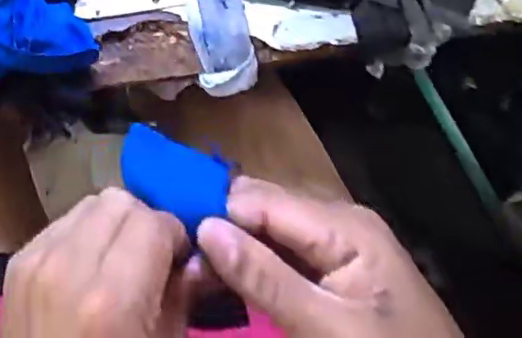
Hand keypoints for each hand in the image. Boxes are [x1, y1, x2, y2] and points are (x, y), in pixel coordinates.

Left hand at [1, 188, 195, 337]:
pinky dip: (83, 235)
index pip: (152, 222)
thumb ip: (181, 301)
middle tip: (156, 260)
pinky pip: (61, 223)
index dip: (176, 238)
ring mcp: (35, 258)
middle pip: (118, 201)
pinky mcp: (17, 261)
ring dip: (112, 225)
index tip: (184, 262)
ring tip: (123, 263)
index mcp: (109, 299)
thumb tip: (201, 258)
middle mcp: (67, 265)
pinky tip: (90, 271)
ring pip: (88, 204)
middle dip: (144, 224)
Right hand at [197, 178, 460, 337]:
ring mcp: (340, 243)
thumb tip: (202, 226)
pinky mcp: (339, 270)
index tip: (178, 243)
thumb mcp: (331, 332)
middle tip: (187, 263)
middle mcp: (338, 218)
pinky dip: (258, 264)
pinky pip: (285, 252)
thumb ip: (266, 279)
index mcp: (343, 223)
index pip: (256, 198)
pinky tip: (235, 280)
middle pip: (260, 206)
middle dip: (222, 228)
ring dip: (236, 247)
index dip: (214, 215)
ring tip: (202, 272)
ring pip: (267, 227)